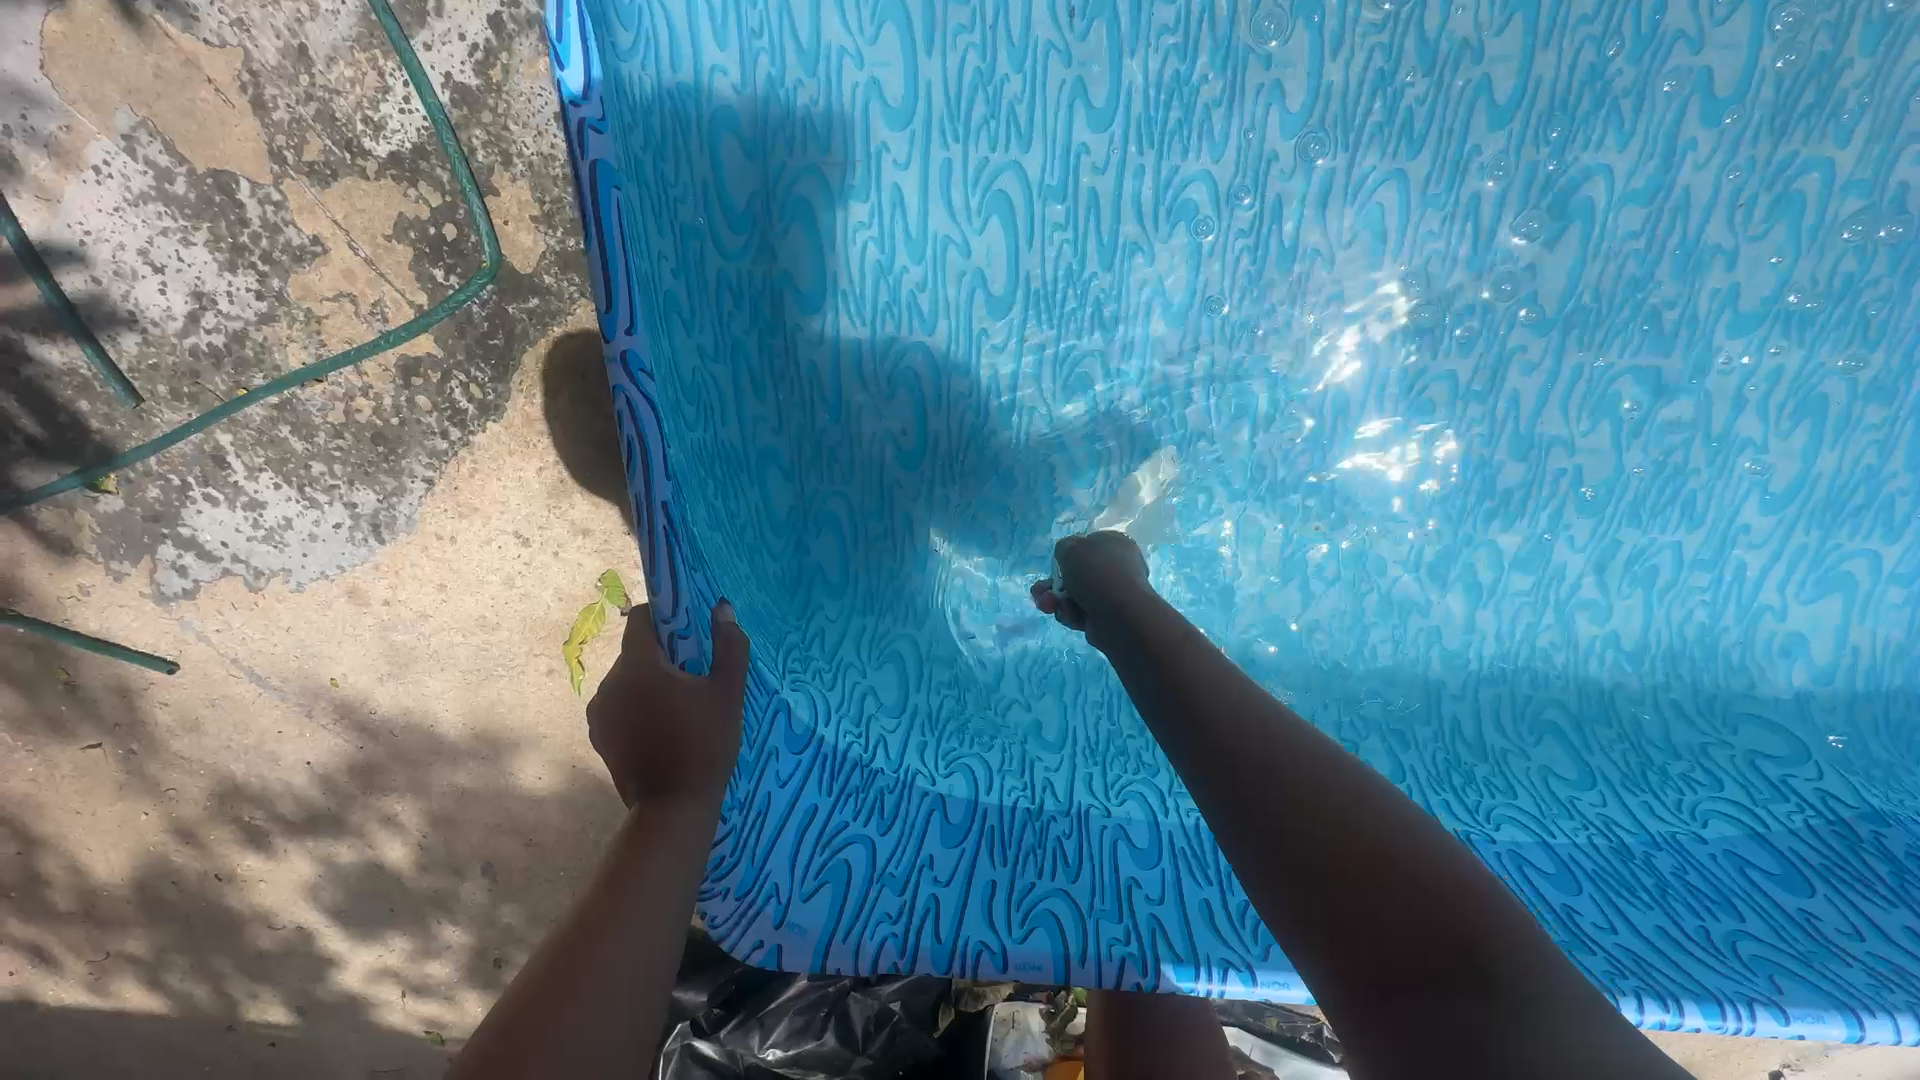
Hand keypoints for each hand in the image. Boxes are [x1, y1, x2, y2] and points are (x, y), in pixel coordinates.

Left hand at [586, 601, 748, 807]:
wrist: (673, 808)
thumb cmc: (706, 744)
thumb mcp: (728, 692)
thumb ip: (729, 645)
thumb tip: (722, 608)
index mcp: (639, 666)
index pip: (642, 619)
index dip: (666, 617)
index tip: (691, 632)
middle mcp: (610, 683)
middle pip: (636, 651)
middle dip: (663, 655)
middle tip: (695, 675)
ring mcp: (599, 712)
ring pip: (628, 679)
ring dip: (650, 681)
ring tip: (680, 706)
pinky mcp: (598, 735)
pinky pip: (619, 704)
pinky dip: (638, 706)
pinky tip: (662, 728)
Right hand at [1029, 531, 1151, 644]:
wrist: (1119, 614)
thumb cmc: (1096, 573)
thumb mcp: (1070, 547)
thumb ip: (1063, 547)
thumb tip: (1067, 558)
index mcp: (1114, 543)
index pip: (1086, 544)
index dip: (1068, 555)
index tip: (1057, 563)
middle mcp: (1115, 567)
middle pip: (1075, 573)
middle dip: (1053, 585)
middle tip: (1040, 593)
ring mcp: (1111, 593)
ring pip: (1073, 595)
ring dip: (1056, 601)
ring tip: (1047, 606)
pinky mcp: (1106, 616)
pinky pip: (1079, 613)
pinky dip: (1070, 614)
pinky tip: (1070, 616)